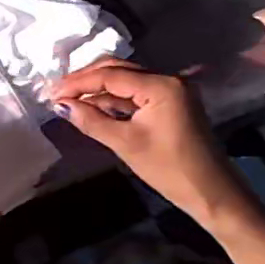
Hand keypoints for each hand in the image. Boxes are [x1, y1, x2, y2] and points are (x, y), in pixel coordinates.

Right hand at [48, 58, 249, 220]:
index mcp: (161, 85)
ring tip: (69, 100)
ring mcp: (172, 90)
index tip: (51, 94)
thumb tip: (61, 105)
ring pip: (125, 79)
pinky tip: (93, 106)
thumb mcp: (125, 144)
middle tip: (57, 94)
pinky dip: (113, 98)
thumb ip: (91, 120)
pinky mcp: (171, 102)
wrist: (213, 194)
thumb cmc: (170, 170)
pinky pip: (135, 92)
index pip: (110, 75)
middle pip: (118, 69)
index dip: (77, 83)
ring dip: (97, 88)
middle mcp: (168, 79)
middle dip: (85, 80)